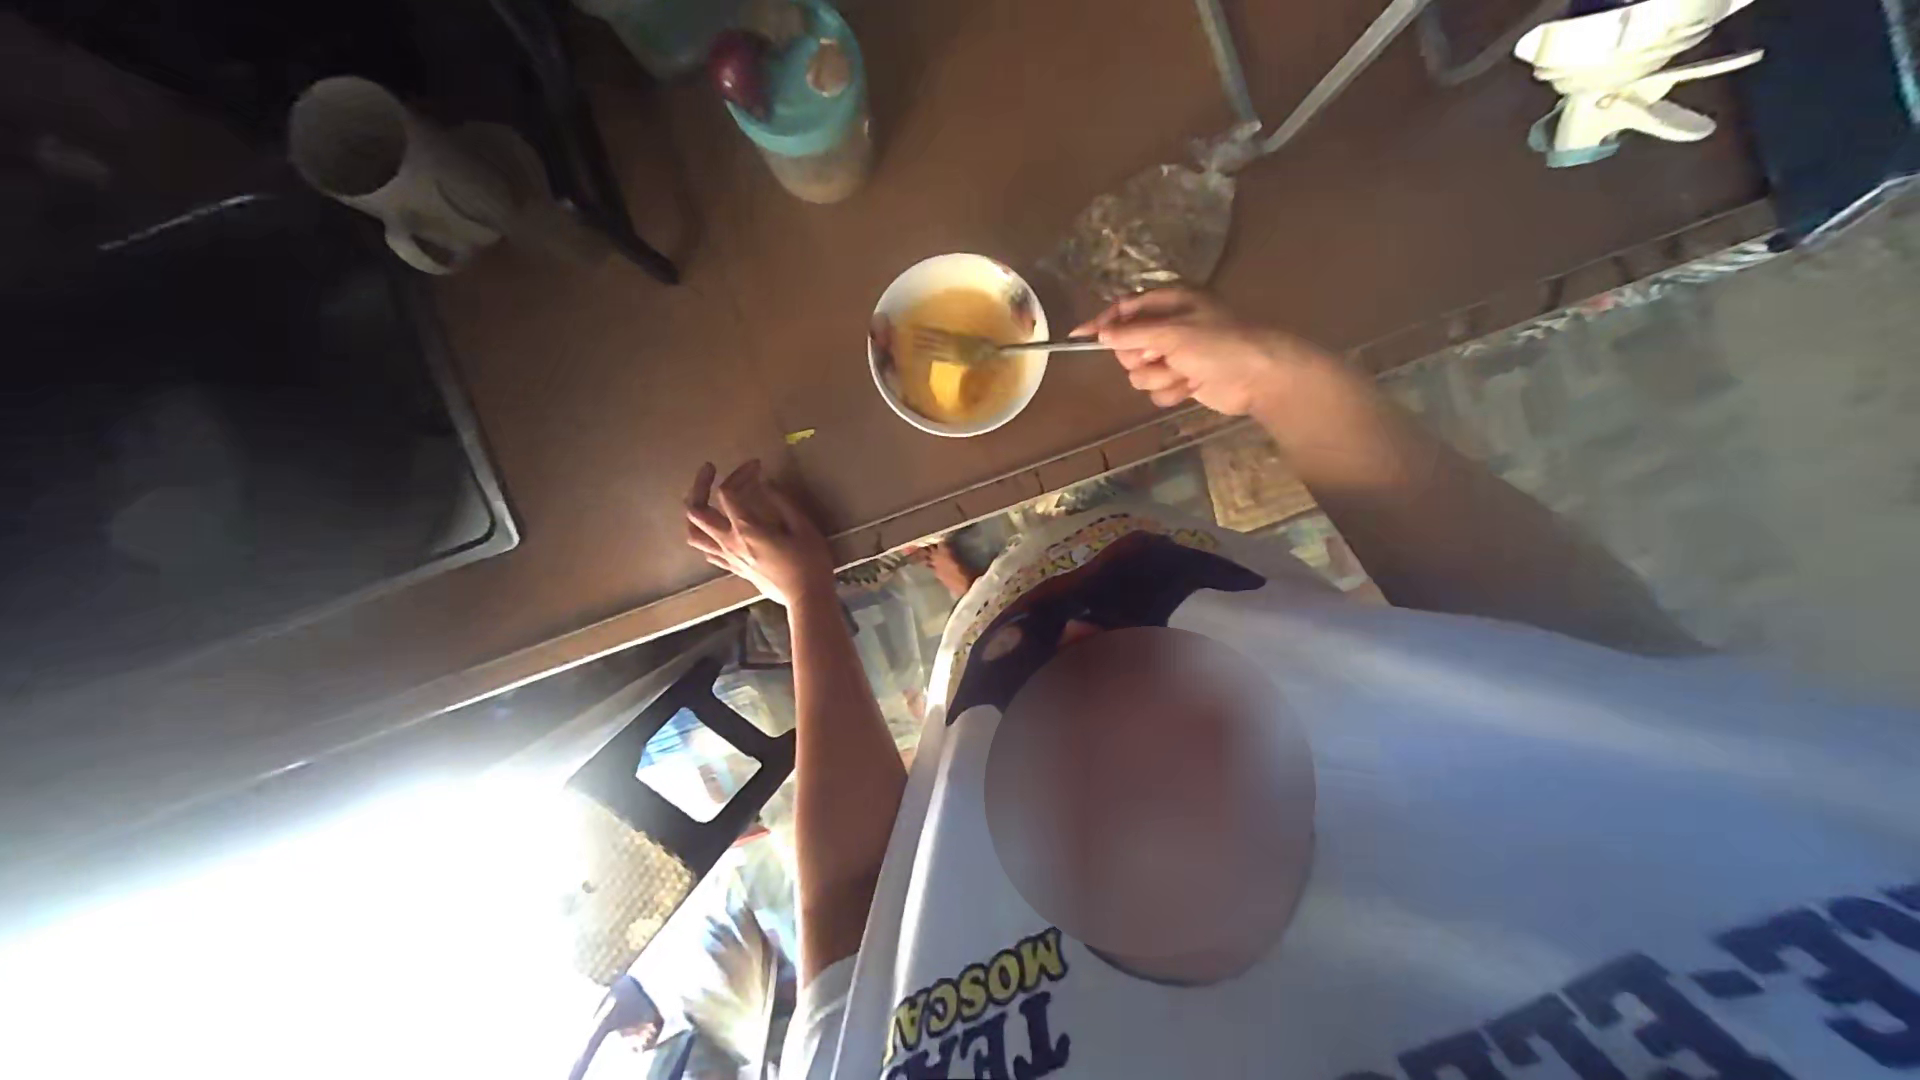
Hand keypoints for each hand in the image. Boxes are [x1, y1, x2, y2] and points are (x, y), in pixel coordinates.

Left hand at [685, 460, 835, 606]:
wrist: (806, 598)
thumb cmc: (809, 562)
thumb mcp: (802, 527)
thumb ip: (783, 502)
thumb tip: (767, 483)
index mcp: (746, 529)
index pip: (728, 492)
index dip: (739, 473)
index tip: (757, 466)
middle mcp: (730, 542)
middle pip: (695, 510)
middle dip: (699, 485)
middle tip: (710, 470)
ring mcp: (729, 558)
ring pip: (693, 534)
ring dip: (694, 512)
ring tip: (704, 500)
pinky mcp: (735, 569)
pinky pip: (708, 551)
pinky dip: (707, 535)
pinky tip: (719, 529)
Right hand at [1073, 287, 1334, 416]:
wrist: (1258, 376)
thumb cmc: (1220, 343)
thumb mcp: (1173, 332)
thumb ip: (1134, 334)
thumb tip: (1102, 336)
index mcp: (1169, 303)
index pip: (1124, 310)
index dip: (1101, 324)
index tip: (1077, 337)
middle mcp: (1168, 327)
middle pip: (1126, 348)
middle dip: (1141, 357)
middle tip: (1161, 356)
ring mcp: (1174, 356)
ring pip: (1138, 374)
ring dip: (1159, 377)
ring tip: (1184, 372)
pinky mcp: (1179, 380)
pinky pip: (1155, 390)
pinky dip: (1171, 391)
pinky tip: (1191, 386)